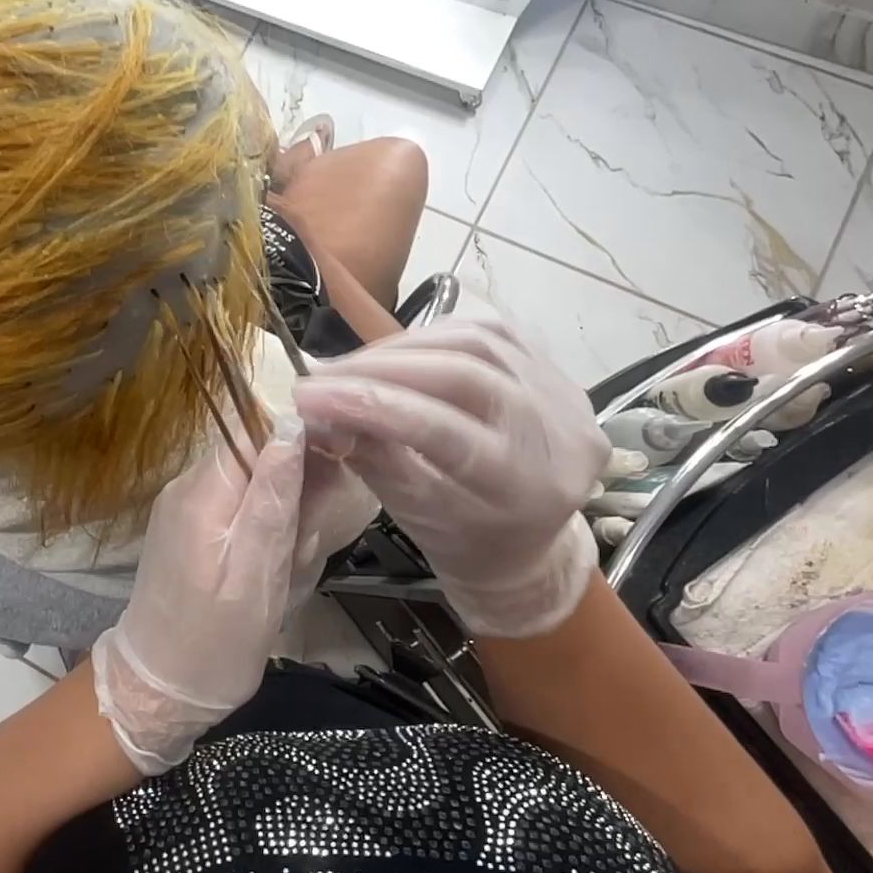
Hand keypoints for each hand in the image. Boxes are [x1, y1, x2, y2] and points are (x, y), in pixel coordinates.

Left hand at [92, 419, 305, 774]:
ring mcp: (181, 507)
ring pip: (248, 480)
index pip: (256, 429)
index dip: (301, 439)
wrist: (158, 688)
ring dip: (281, 510)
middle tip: (308, 538)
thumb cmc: (215, 642)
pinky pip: (233, 506)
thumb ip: (274, 499)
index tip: (335, 470)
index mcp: (202, 492)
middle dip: (294, 483)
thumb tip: (293, 425)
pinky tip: (269, 564)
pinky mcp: (184, 527)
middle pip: (253, 452)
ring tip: (291, 558)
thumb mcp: (258, 573)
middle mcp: (184, 487)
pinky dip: (260, 527)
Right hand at [293, 320, 608, 637]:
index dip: (367, 403)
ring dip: (400, 347)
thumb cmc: (459, 537)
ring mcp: (565, 395)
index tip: (307, 396)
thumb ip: (364, 453)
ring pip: (476, 340)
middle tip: (322, 376)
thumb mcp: (406, 510)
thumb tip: (315, 410)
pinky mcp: (556, 369)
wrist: (523, 541)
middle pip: (462, 371)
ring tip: (351, 367)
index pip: (438, 428)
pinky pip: (489, 332)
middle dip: (379, 368)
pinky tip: (395, 354)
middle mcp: (557, 434)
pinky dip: (432, 337)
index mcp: (521, 487)